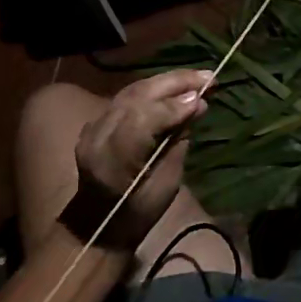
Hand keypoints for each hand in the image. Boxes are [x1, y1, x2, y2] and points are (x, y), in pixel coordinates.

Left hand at [62, 69, 211, 249]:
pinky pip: (126, 98)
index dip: (175, 105)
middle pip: (137, 96)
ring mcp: (93, 126)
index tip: (205, 96)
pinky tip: (171, 87)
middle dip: (174, 82)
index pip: (145, 118)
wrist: (98, 225)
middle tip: (207, 76)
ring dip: (165, 82)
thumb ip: (179, 140)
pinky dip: (151, 90)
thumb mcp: (168, 183)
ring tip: (195, 77)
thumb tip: (197, 105)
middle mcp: (100, 136)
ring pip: (132, 90)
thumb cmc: (139, 213)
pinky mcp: (95, 121)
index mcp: (115, 159)